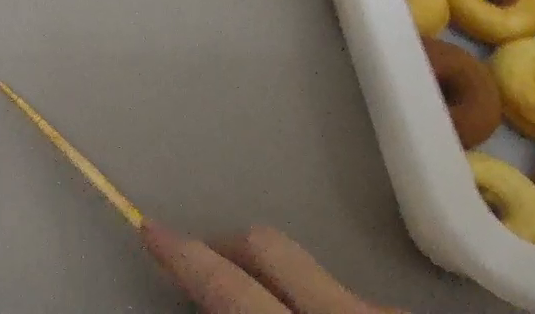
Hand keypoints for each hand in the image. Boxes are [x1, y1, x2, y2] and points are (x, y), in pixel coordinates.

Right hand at [141, 220, 401, 313]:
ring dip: (279, 281)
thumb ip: (236, 310)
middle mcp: (344, 310)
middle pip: (266, 245)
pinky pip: (350, 295)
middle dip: (225, 244)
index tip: (149, 229)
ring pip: (314, 271)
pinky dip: (321, 302)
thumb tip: (204, 296)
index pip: (225, 285)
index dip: (181, 255)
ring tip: (268, 307)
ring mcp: (385, 312)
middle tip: (200, 259)